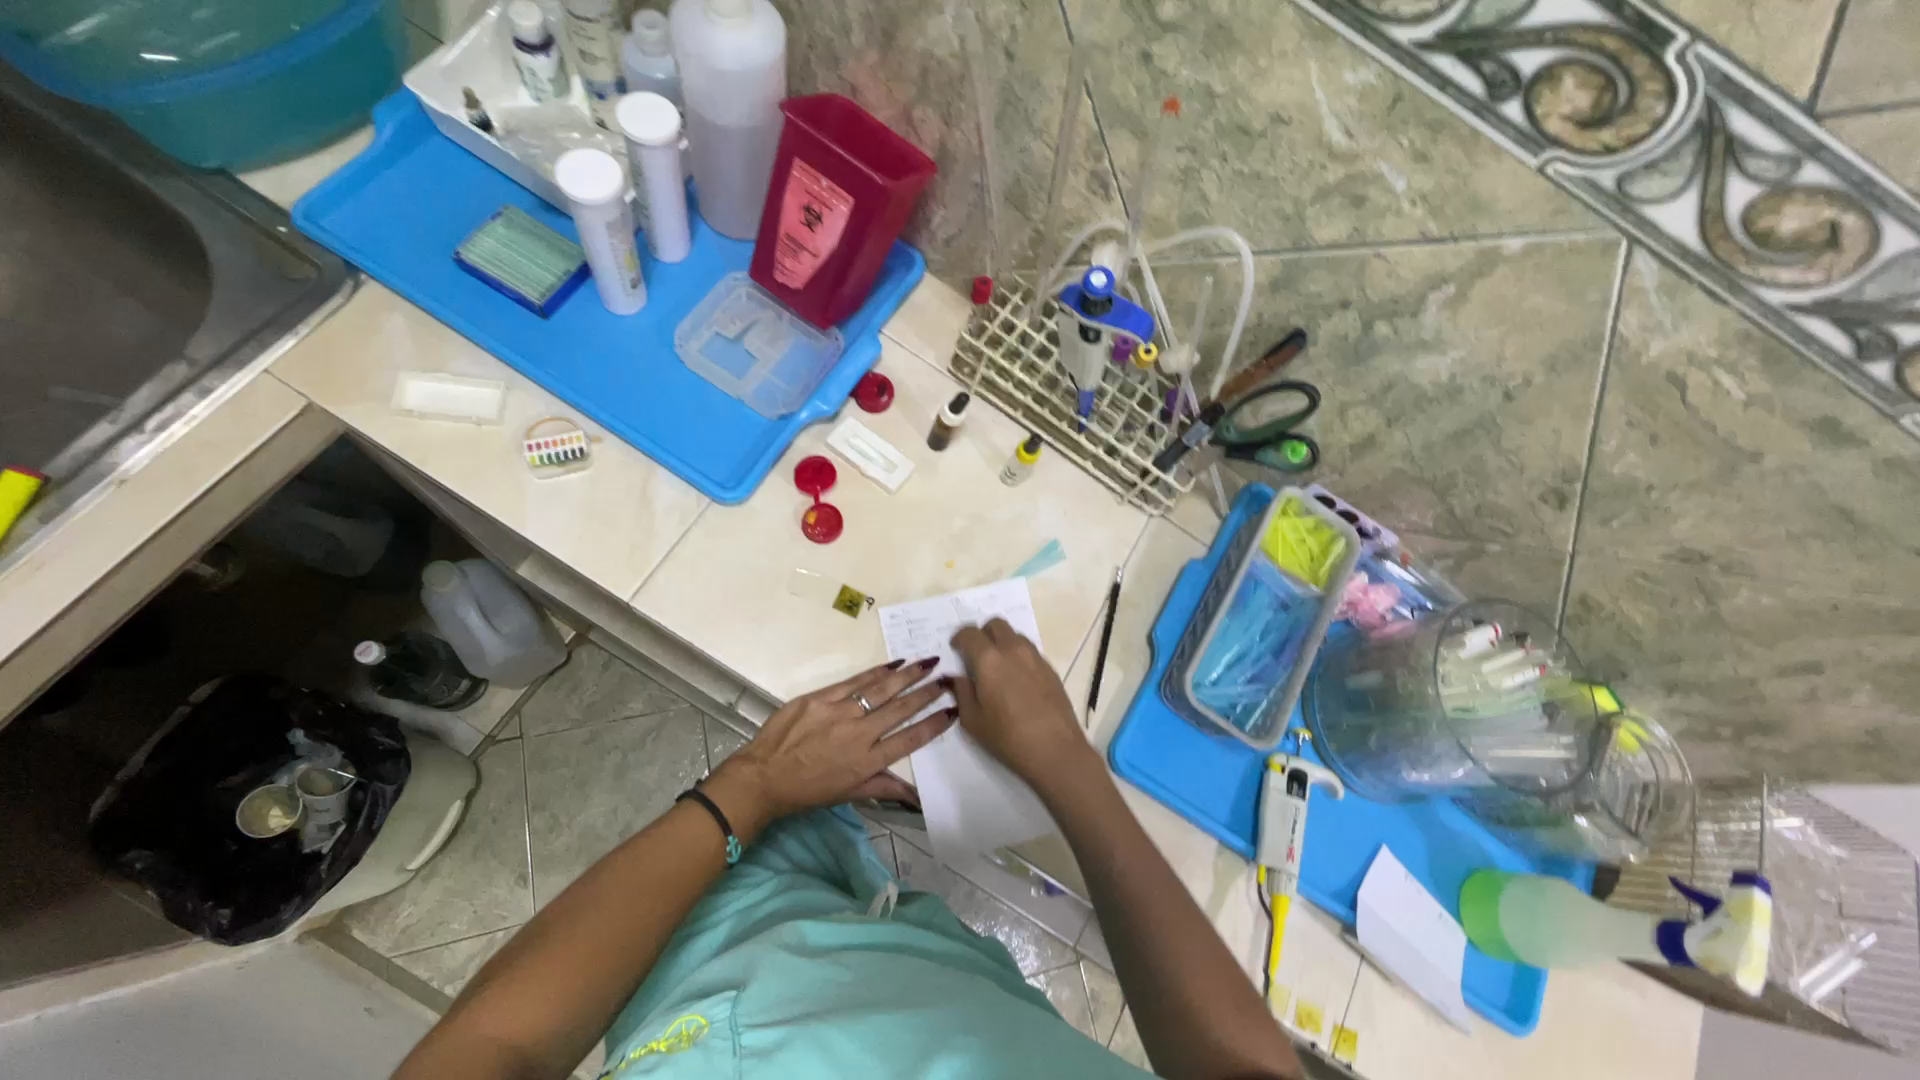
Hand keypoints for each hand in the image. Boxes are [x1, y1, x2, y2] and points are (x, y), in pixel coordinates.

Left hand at [705, 659, 954, 834]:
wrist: (763, 777)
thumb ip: (885, 788)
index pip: (910, 738)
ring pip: (881, 689)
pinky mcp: (820, 698)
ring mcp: (839, 712)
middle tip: (947, 678)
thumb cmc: (807, 790)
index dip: (934, 724)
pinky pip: (855, 681)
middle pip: (901, 708)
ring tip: (928, 663)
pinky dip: (877, 671)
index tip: (953, 710)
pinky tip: (894, 663)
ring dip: (908, 675)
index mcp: (868, 760)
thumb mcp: (849, 794)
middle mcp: (859, 734)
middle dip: (927, 692)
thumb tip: (917, 797)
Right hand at [949, 618, 1098, 787]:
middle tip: (976, 654)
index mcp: (989, 660)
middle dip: (983, 633)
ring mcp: (1035, 658)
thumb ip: (961, 692)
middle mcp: (1013, 650)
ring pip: (1015, 636)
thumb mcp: (972, 720)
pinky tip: (1017, 681)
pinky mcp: (1050, 669)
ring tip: (998, 668)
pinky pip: (1030, 651)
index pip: (970, 633)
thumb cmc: (1008, 737)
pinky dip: (1018, 656)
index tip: (956, 649)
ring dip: (1002, 643)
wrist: (1055, 750)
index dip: (959, 637)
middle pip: (996, 624)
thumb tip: (958, 678)